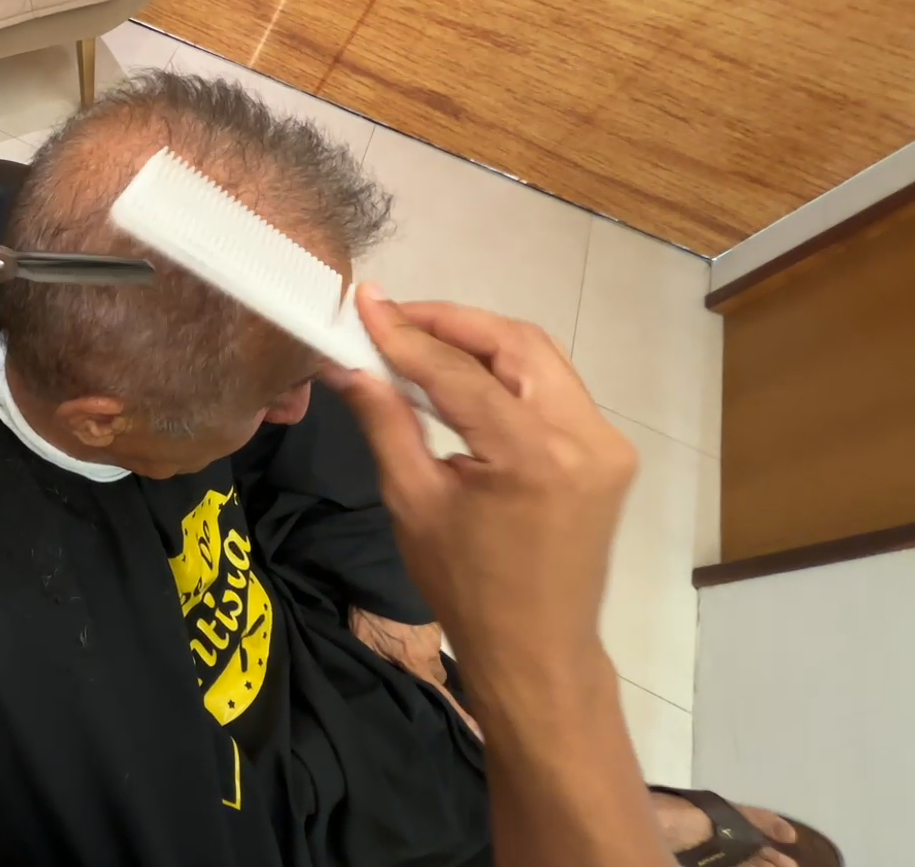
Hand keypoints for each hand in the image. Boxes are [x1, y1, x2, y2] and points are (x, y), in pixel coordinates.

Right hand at [323, 285, 636, 689]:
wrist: (534, 643)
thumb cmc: (461, 580)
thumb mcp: (410, 497)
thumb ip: (382, 419)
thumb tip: (343, 364)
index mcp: (534, 457)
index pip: (460, 371)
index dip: (405, 333)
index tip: (364, 303)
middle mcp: (585, 437)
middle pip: (517, 343)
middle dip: (449, 320)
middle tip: (391, 315)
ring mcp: (604, 442)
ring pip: (538, 356)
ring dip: (475, 338)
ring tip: (414, 336)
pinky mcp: (603, 449)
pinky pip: (547, 384)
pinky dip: (498, 366)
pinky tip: (454, 370)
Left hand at [348, 608, 480, 738]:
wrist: (379, 581)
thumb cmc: (369, 615)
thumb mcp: (365, 642)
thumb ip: (380, 663)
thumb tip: (385, 679)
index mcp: (416, 662)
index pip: (440, 694)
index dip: (458, 714)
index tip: (479, 733)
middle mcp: (431, 651)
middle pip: (437, 675)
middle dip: (429, 679)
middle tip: (412, 676)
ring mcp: (434, 633)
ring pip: (434, 656)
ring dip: (423, 658)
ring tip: (403, 650)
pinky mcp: (432, 619)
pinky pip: (430, 639)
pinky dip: (421, 641)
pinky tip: (405, 633)